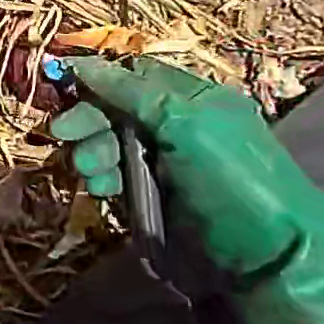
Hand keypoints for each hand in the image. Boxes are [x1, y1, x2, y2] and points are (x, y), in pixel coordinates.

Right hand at [50, 57, 323, 323]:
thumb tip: (73, 62)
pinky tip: (100, 190)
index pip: (130, 76)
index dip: (93, 80)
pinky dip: (100, 178)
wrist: (265, 261)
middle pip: (111, 109)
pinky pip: (111, 174)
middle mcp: (177, 125)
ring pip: (106, 142)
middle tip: (64, 138)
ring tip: (92, 175)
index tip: (58, 87)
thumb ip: (130, 90)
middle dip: (86, 122)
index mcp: (194, 100)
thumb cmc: (230, 180)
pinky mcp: (151, 193)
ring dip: (89, 154)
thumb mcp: (185, 124)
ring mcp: (163, 161)